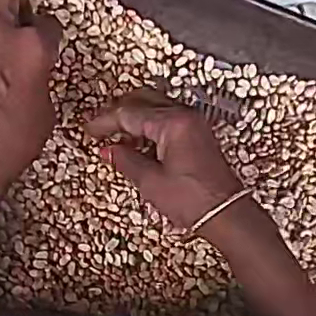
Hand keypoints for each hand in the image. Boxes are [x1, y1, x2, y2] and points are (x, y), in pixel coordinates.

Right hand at [84, 93, 259, 238]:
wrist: (226, 214)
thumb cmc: (191, 201)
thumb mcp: (151, 182)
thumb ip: (125, 160)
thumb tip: (107, 150)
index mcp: (173, 123)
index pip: (130, 113)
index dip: (105, 122)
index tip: (89, 131)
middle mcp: (185, 115)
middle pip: (144, 101)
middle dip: (119, 114)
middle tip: (100, 130)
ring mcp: (194, 124)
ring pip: (156, 109)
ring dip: (134, 121)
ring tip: (116, 141)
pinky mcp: (197, 135)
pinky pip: (168, 121)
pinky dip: (149, 129)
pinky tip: (138, 147)